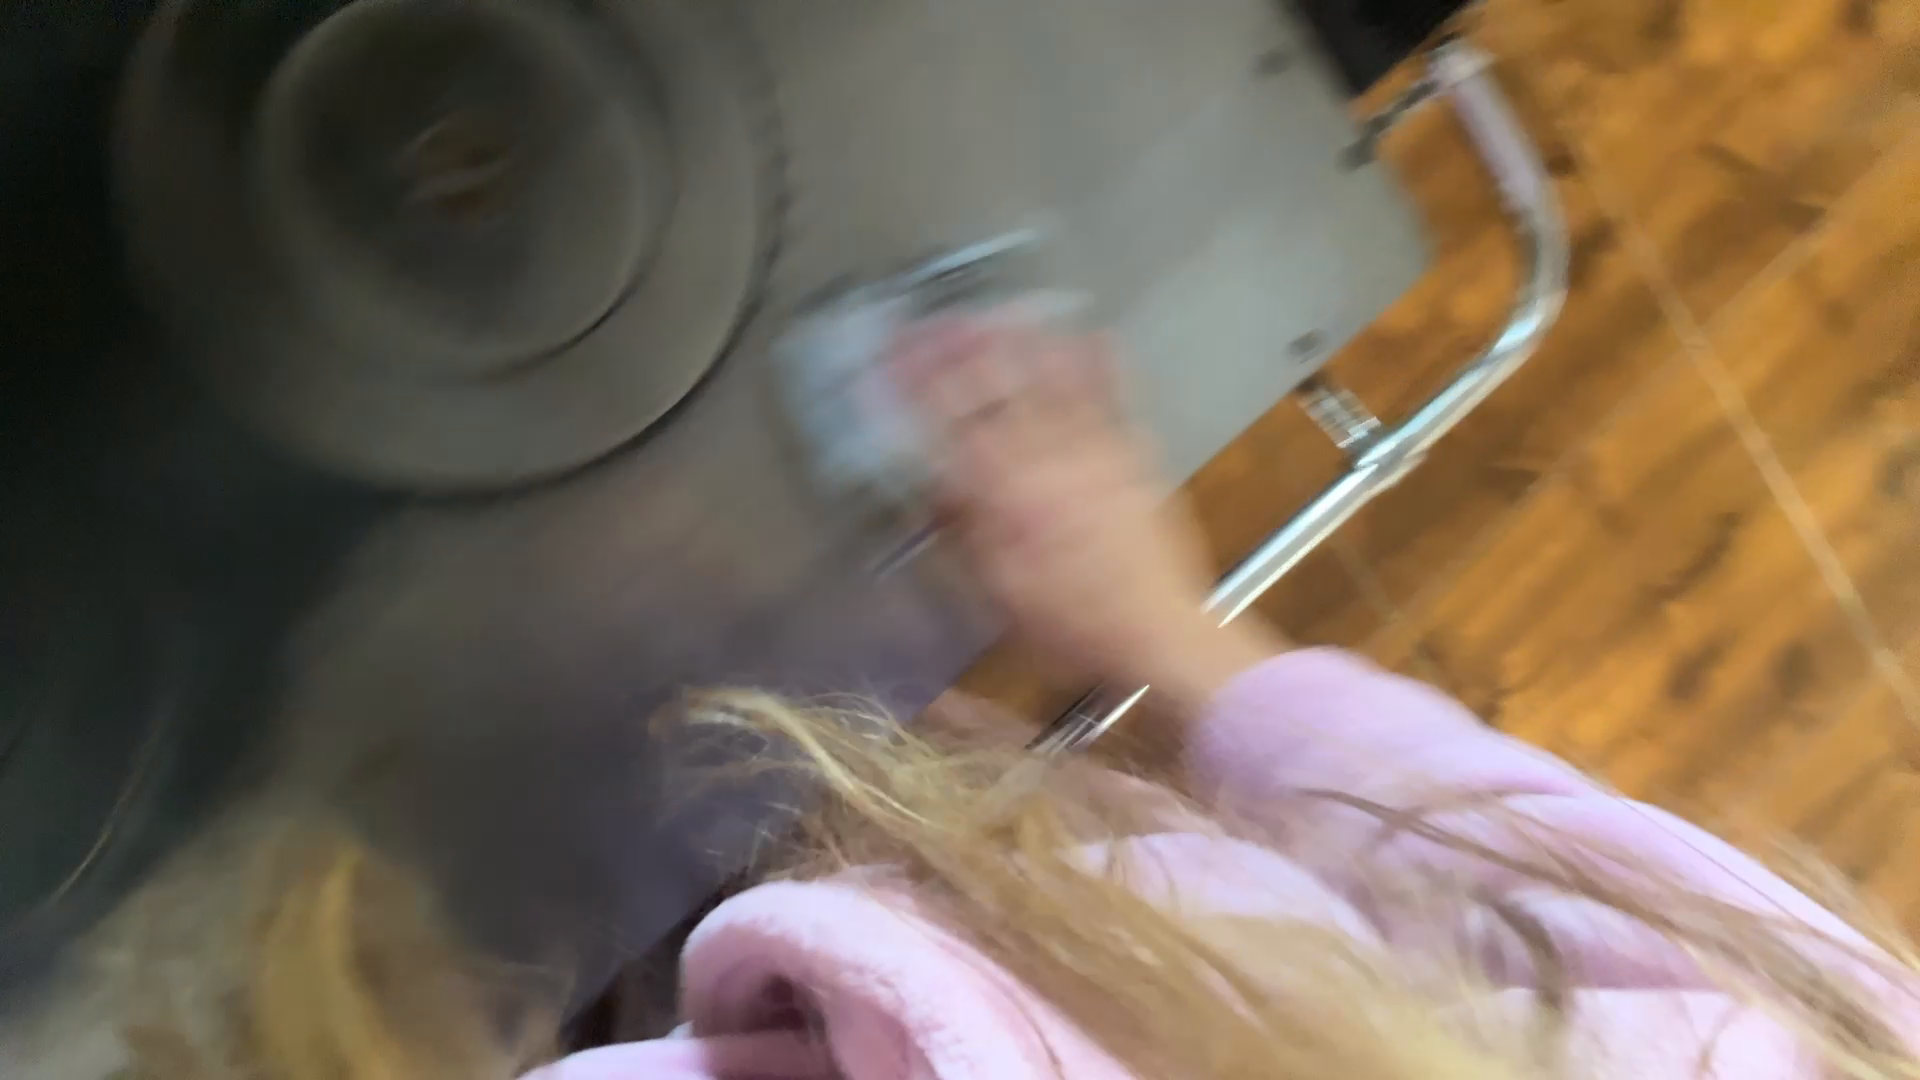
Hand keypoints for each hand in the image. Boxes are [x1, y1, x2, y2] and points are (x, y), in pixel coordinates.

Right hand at [895, 320, 1283, 710]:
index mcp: (1006, 499)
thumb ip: (963, 532)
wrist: (1156, 631)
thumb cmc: (1069, 623)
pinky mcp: (1135, 458)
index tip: (895, 361)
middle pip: (996, 393)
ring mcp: (1095, 453)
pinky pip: (1118, 401)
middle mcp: (1047, 463)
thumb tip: (933, 487)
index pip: (949, 429)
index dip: (917, 389)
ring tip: (998, 309)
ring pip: (1052, 384)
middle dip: (960, 351)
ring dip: (1021, 343)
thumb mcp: (997, 591)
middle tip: (935, 320)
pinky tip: (1094, 334)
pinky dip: (1104, 366)